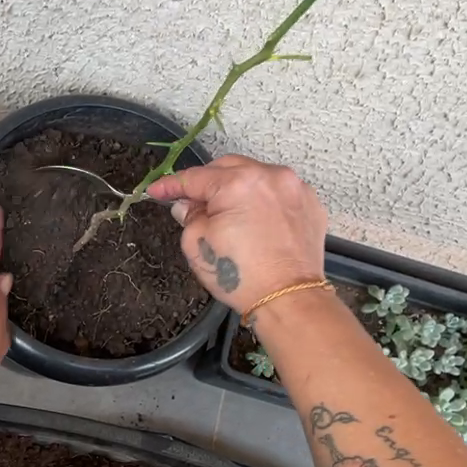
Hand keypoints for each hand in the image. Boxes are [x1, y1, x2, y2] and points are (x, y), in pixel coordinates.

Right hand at [147, 155, 328, 313]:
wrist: (288, 298)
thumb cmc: (240, 275)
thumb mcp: (197, 245)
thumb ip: (188, 217)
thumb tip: (187, 206)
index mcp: (237, 184)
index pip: (194, 177)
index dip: (171, 185)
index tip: (157, 191)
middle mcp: (270, 176)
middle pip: (227, 167)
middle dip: (206, 183)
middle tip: (192, 204)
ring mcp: (295, 188)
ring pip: (254, 175)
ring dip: (235, 188)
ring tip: (225, 213)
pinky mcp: (310, 203)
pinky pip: (277, 191)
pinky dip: (261, 199)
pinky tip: (254, 221)